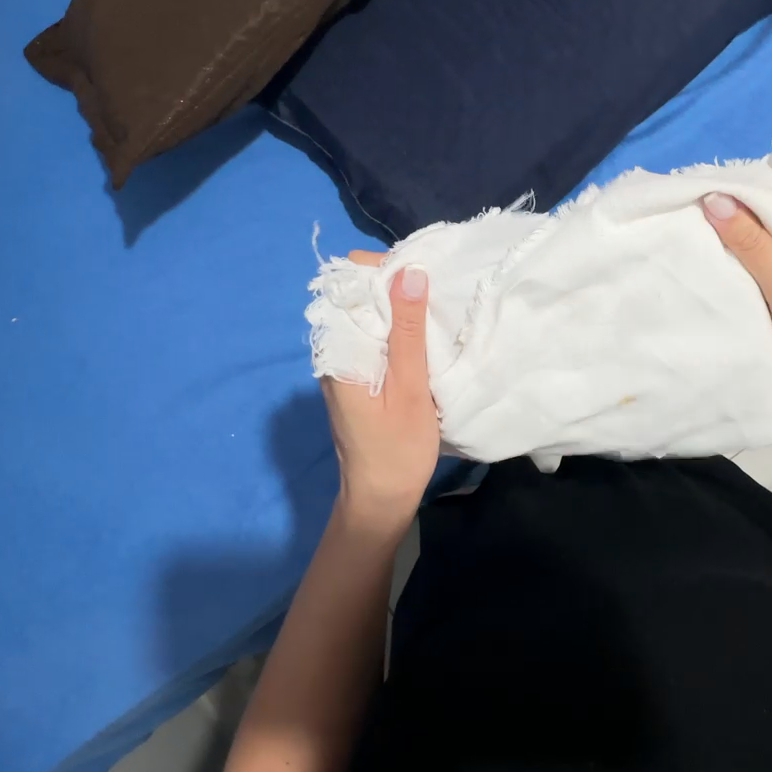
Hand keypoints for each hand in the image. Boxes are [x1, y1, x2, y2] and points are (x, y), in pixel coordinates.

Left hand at [321, 254, 440, 518]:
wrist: (381, 500)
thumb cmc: (397, 447)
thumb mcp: (410, 386)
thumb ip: (408, 329)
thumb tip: (408, 271)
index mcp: (338, 349)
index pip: (349, 283)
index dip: (384, 270)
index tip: (423, 276)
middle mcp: (334, 351)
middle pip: (360, 298)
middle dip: (396, 288)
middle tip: (438, 294)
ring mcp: (345, 365)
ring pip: (370, 318)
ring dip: (401, 311)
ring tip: (437, 312)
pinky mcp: (358, 378)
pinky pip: (375, 340)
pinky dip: (399, 333)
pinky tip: (426, 340)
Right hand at [702, 193, 771, 415]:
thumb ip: (752, 244)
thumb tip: (714, 197)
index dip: (733, 200)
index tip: (687, 204)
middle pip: (768, 217)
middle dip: (731, 225)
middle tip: (683, 228)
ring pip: (763, 242)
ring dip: (734, 249)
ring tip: (693, 248)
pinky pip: (766, 264)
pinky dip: (744, 269)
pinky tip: (718, 271)